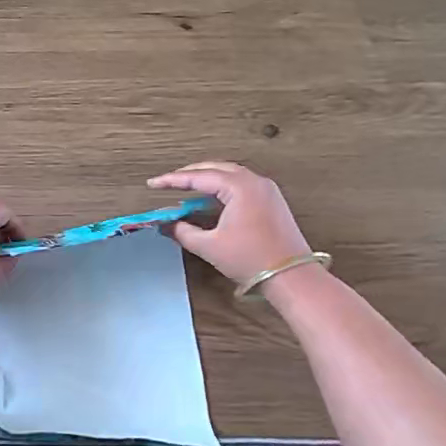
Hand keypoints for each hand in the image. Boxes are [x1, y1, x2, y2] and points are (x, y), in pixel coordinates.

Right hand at [147, 162, 312, 281]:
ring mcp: (266, 189)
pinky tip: (210, 199)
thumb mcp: (210, 246)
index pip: (199, 176)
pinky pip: (242, 185)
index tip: (153, 183)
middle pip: (215, 168)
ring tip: (186, 189)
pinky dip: (222, 188)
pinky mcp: (272, 201)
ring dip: (207, 179)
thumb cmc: (251, 259)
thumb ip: (184, 232)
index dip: (172, 180)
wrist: (291, 276)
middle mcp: (255, 181)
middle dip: (190, 174)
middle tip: (168, 182)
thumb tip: (166, 225)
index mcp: (239, 186)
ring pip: (230, 174)